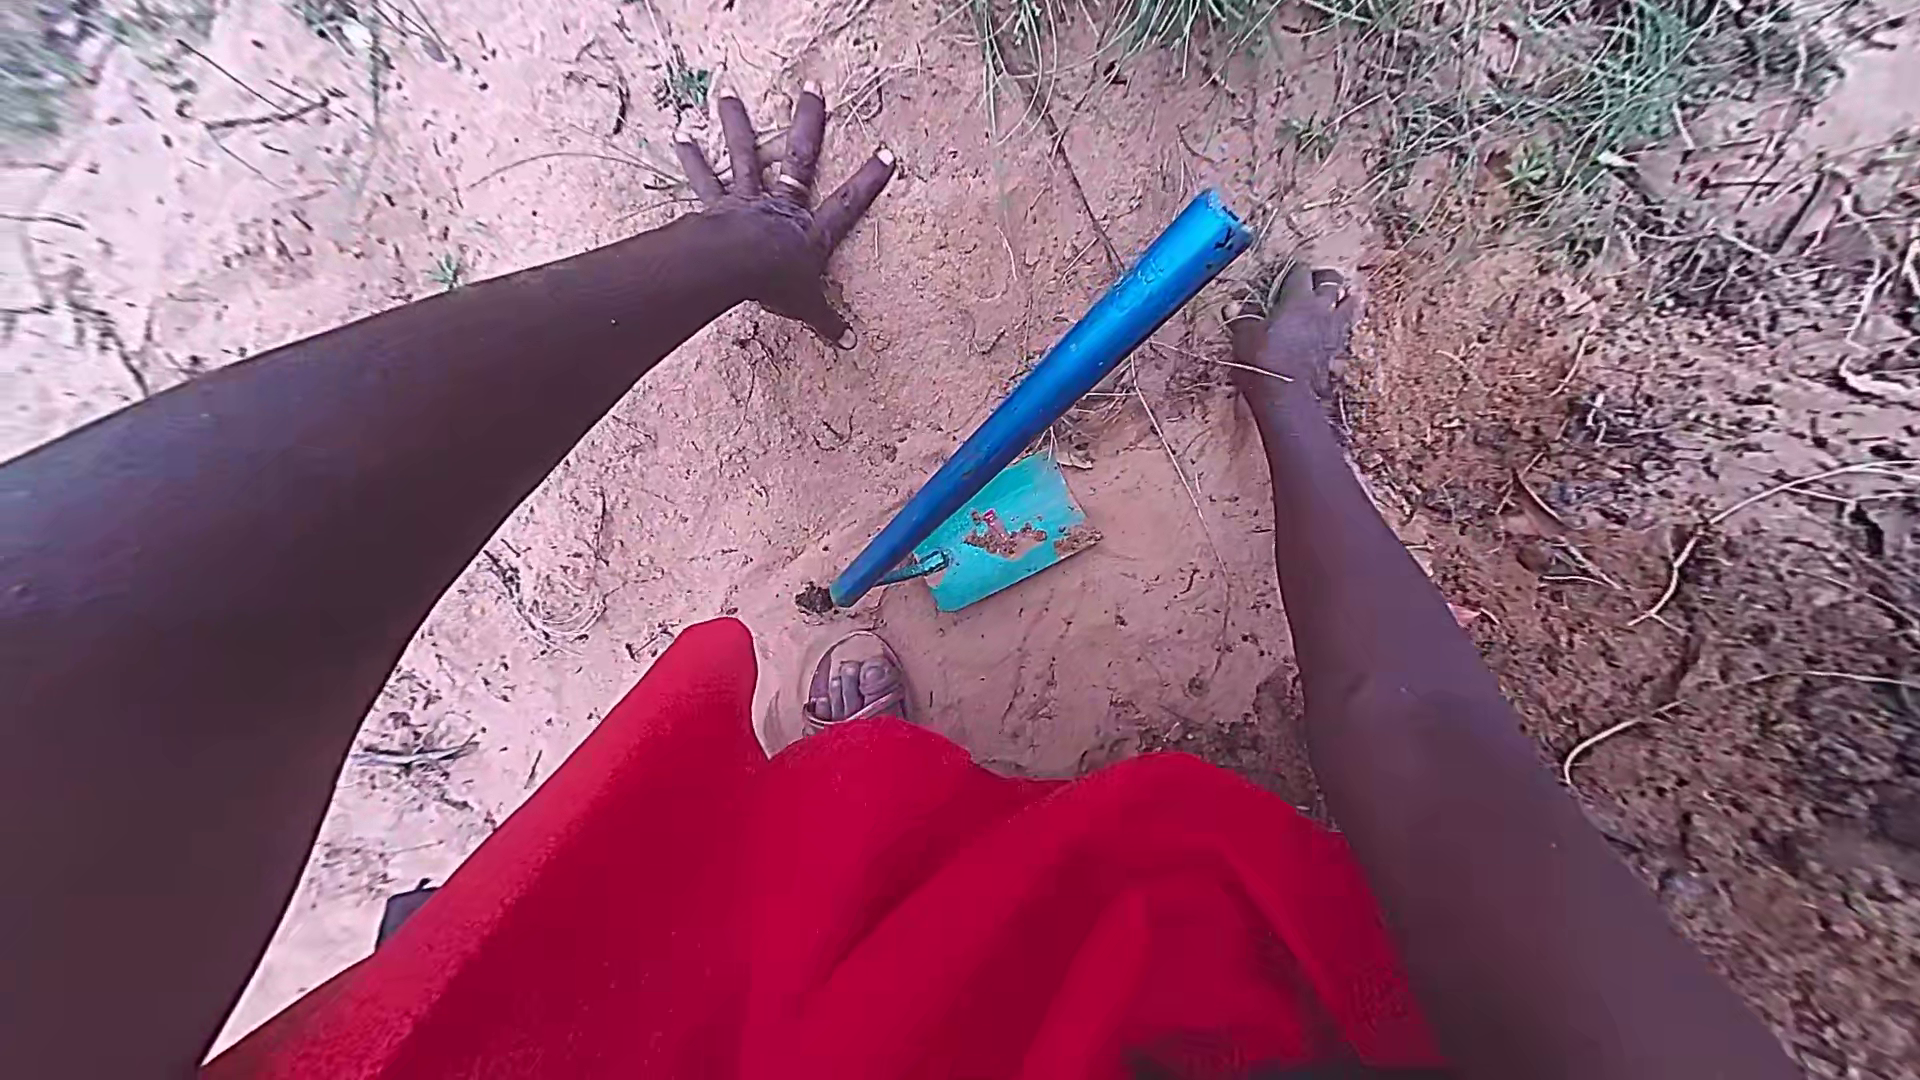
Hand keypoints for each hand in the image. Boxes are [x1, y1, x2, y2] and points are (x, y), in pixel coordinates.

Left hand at [673, 83, 895, 346]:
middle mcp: (783, 208)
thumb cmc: (776, 285)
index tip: (887, 155)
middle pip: (800, 160)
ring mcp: (751, 202)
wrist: (736, 269)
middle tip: (812, 88)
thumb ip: (826, 321)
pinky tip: (680, 135)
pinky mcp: (720, 207)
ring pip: (747, 157)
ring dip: (738, 125)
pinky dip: (693, 159)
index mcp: (811, 233)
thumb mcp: (807, 308)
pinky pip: (706, 181)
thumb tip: (848, 343)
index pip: (848, 205)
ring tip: (727, 95)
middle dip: (809, 124)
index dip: (869, 182)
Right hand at [1226, 263, 1358, 401]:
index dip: (1291, 272)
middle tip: (1310, 283)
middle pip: (1331, 280)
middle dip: (1321, 278)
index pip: (1299, 273)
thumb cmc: (1262, 361)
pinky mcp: (1338, 349)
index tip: (1283, 277)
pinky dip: (1342, 324)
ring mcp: (1333, 328)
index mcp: (1297, 300)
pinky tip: (1332, 329)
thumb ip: (1242, 319)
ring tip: (1333, 300)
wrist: (1286, 394)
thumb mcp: (1244, 338)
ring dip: (1342, 298)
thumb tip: (1232, 307)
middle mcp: (1321, 308)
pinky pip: (1346, 328)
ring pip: (1349, 301)